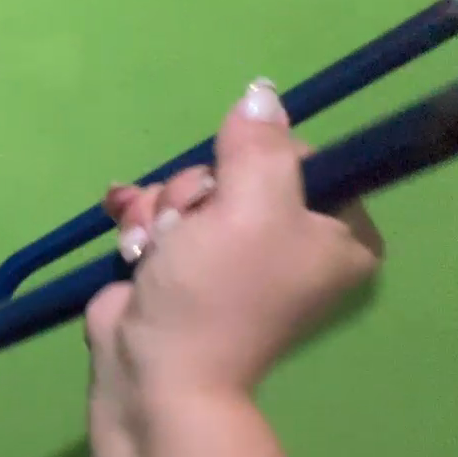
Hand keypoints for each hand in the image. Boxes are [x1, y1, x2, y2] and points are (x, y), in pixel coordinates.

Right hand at [85, 79, 384, 421]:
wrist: (152, 364)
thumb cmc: (216, 293)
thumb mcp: (248, 211)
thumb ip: (257, 149)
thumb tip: (260, 92)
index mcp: (331, 232)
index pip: (296, 160)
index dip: (248, 164)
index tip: (227, 194)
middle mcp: (281, 239)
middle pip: (227, 174)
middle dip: (188, 195)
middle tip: (181, 229)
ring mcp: (221, 252)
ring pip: (181, 195)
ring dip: (154, 214)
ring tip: (147, 247)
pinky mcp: (172, 262)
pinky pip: (152, 217)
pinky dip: (134, 225)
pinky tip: (126, 240)